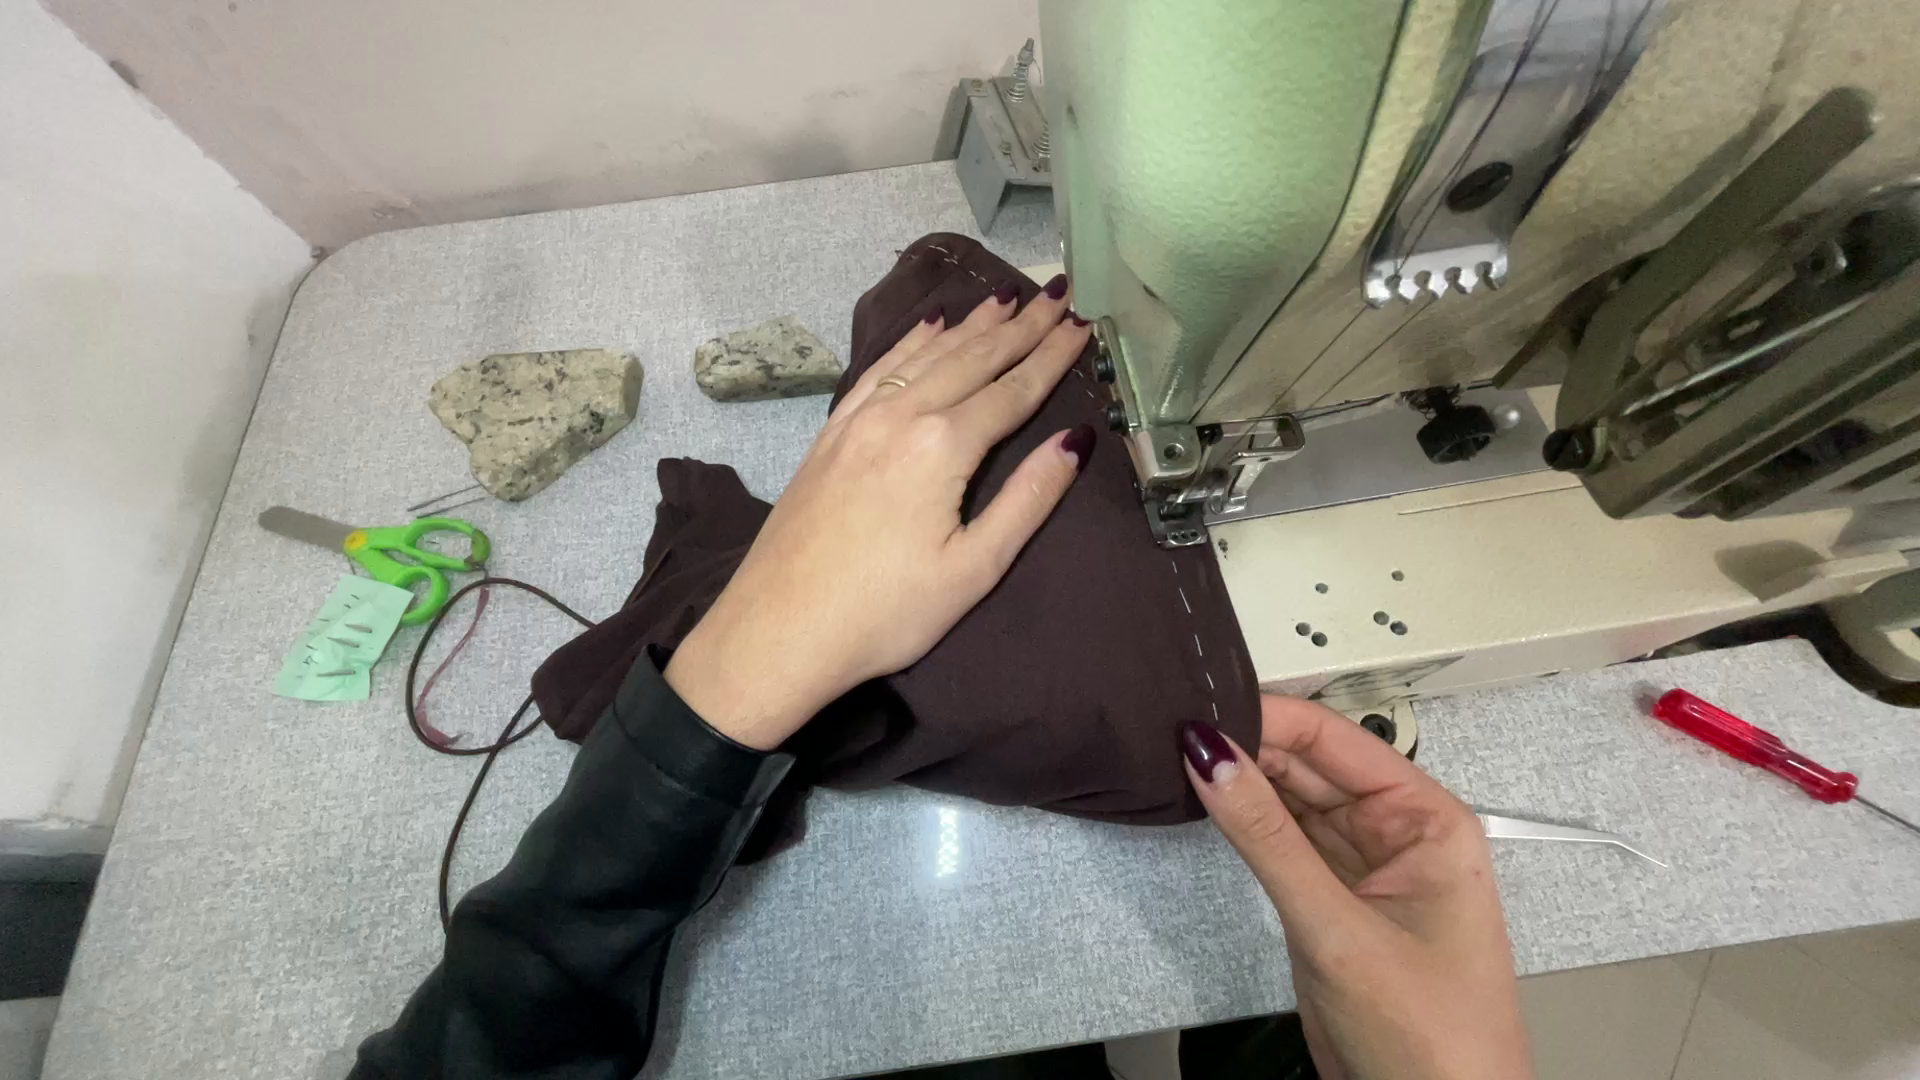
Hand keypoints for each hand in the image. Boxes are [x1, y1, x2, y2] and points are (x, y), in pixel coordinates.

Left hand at [666, 277, 1093, 749]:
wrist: (779, 631)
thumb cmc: (885, 613)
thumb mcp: (974, 569)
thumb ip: (1028, 500)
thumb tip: (1075, 441)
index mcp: (943, 446)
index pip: (1013, 390)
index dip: (1051, 357)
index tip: (1081, 325)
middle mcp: (901, 416)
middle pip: (972, 359)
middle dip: (1019, 326)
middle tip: (1055, 294)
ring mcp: (858, 420)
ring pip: (925, 357)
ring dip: (969, 326)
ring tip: (1003, 298)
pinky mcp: (830, 434)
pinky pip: (879, 371)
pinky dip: (910, 344)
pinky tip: (926, 328)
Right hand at [1182, 698, 1532, 1079]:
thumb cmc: (1424, 1034)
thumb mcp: (1336, 926)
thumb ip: (1265, 836)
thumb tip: (1207, 753)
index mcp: (1424, 817)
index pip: (1333, 739)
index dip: (1267, 718)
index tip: (1199, 708)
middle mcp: (1392, 826)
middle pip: (1307, 762)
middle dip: (1245, 744)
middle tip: (1174, 728)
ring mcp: (1355, 858)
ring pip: (1287, 796)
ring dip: (1239, 779)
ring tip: (1178, 752)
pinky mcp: (1323, 888)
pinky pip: (1277, 834)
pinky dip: (1240, 818)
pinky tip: (1205, 797)